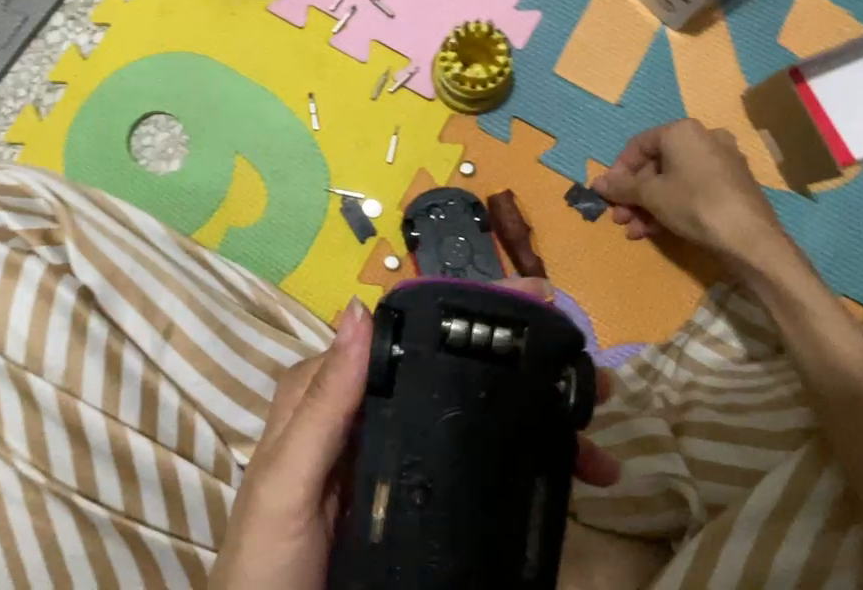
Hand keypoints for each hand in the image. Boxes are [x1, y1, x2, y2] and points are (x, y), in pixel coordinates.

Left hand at [212, 285, 621, 588]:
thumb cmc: (266, 554)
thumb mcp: (287, 476)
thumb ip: (322, 401)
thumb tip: (359, 307)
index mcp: (334, 394)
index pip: (403, 340)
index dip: (466, 321)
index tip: (536, 313)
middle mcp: (370, 418)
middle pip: (449, 382)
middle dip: (520, 377)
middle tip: (592, 386)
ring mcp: (398, 465)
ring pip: (470, 428)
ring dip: (534, 429)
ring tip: (596, 449)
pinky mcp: (418, 511)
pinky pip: (472, 480)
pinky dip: (519, 477)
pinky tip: (563, 481)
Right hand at [590, 119, 795, 278]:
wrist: (751, 239)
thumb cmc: (694, 204)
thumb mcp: (650, 195)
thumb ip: (621, 187)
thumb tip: (597, 183)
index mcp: (682, 131)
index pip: (638, 145)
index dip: (618, 171)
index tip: (608, 194)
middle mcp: (705, 139)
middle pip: (657, 165)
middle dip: (634, 194)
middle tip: (621, 217)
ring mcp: (723, 162)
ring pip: (674, 181)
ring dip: (650, 205)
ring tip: (635, 231)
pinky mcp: (734, 186)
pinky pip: (694, 190)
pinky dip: (673, 207)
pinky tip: (657, 231)